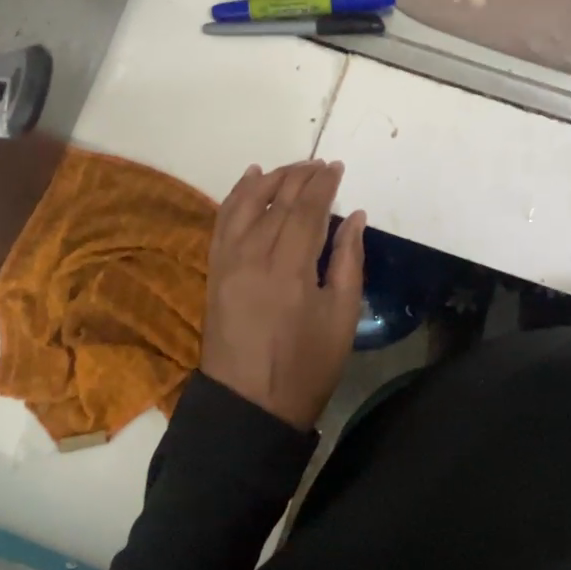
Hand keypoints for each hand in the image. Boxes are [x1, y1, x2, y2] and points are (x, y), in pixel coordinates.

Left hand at [200, 160, 367, 430]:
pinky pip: (223, 220)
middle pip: (278, 202)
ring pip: (247, 204)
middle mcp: (255, 255)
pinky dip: (237, 195)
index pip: (307, 210)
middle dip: (301, 177)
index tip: (337, 168)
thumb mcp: (342, 317)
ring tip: (292, 167)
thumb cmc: (306, 366)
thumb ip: (349, 260)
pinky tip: (250, 179)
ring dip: (270, 179)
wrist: (250, 406)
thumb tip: (354, 216)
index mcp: (291, 269)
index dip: (323, 185)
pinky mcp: (215, 270)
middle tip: (321, 164)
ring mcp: (229, 261)